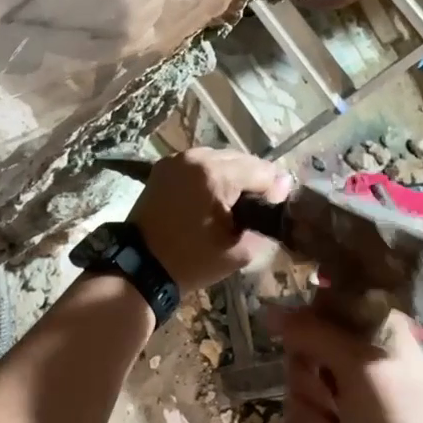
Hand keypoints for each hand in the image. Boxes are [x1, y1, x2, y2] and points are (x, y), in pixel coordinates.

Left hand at [127, 147, 290, 293]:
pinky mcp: (164, 166)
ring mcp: (177, 159)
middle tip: (259, 206)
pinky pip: (198, 162)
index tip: (279, 206)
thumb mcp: (239, 251)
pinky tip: (212, 196)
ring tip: (235, 201)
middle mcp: (197, 157)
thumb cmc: (192, 261)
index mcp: (215, 174)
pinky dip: (210, 174)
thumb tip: (281, 191)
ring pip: (219, 157)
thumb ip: (265, 220)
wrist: (140, 266)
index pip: (261, 170)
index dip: (276, 188)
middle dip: (254, 179)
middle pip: (240, 159)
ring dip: (232, 174)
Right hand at [268, 305, 422, 422]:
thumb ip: (313, 332)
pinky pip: (298, 412)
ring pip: (298, 378)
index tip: (297, 329)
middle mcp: (360, 357)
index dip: (309, 313)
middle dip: (306, 369)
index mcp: (379, 330)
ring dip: (307, 405)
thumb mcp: (358, 365)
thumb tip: (270, 310)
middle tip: (326, 390)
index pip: (330, 300)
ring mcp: (345, 394)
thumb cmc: (396, 421)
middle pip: (306, 341)